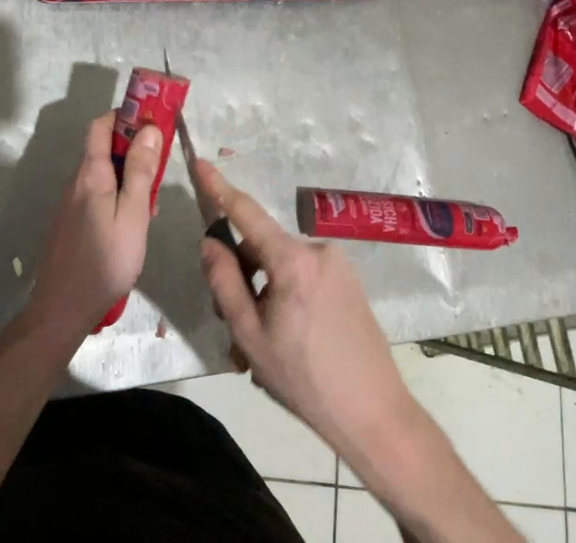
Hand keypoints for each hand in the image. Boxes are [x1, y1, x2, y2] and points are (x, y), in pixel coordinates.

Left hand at [24, 113, 162, 338]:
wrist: (63, 306)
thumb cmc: (106, 260)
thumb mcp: (133, 214)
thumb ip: (140, 172)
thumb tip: (148, 129)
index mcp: (90, 174)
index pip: (101, 127)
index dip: (124, 116)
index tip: (152, 118)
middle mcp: (75, 183)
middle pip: (102, 150)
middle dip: (132, 149)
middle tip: (160, 165)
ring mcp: (69, 204)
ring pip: (102, 177)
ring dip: (127, 178)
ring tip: (151, 203)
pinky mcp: (70, 224)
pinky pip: (96, 197)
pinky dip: (116, 198)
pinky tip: (131, 225)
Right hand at [195, 160, 412, 450]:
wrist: (375, 414)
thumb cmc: (304, 377)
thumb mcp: (250, 334)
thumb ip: (224, 282)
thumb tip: (210, 243)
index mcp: (293, 260)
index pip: (246, 213)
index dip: (219, 188)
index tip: (200, 161)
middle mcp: (318, 252)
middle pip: (261, 249)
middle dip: (240, 278)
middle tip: (233, 330)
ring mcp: (339, 267)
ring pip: (281, 269)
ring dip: (262, 297)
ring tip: (260, 349)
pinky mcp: (349, 285)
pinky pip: (303, 281)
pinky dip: (285, 302)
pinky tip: (285, 344)